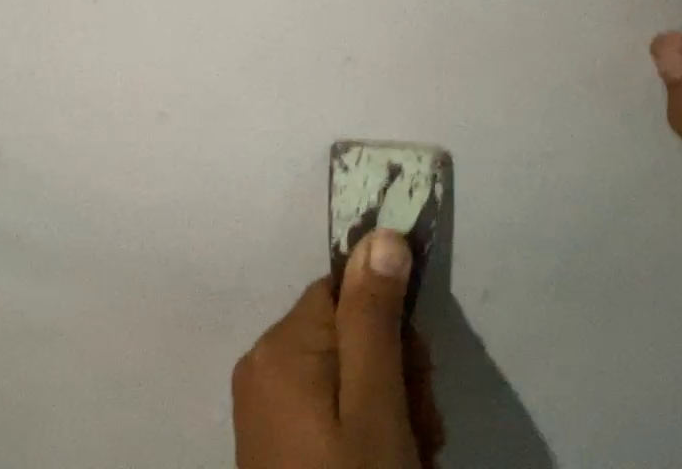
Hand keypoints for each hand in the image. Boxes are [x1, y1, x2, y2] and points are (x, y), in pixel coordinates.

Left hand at [232, 230, 441, 468]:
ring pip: (344, 372)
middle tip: (417, 428)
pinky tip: (384, 462)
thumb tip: (381, 234)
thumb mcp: (375, 405)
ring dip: (386, 404)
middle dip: (394, 371)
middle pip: (347, 332)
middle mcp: (263, 363)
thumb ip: (375, 319)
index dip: (390, 324)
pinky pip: (326, 406)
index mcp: (281, 346)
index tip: (418, 371)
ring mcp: (265, 404)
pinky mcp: (273, 438)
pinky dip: (362, 427)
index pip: (344, 291)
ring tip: (406, 456)